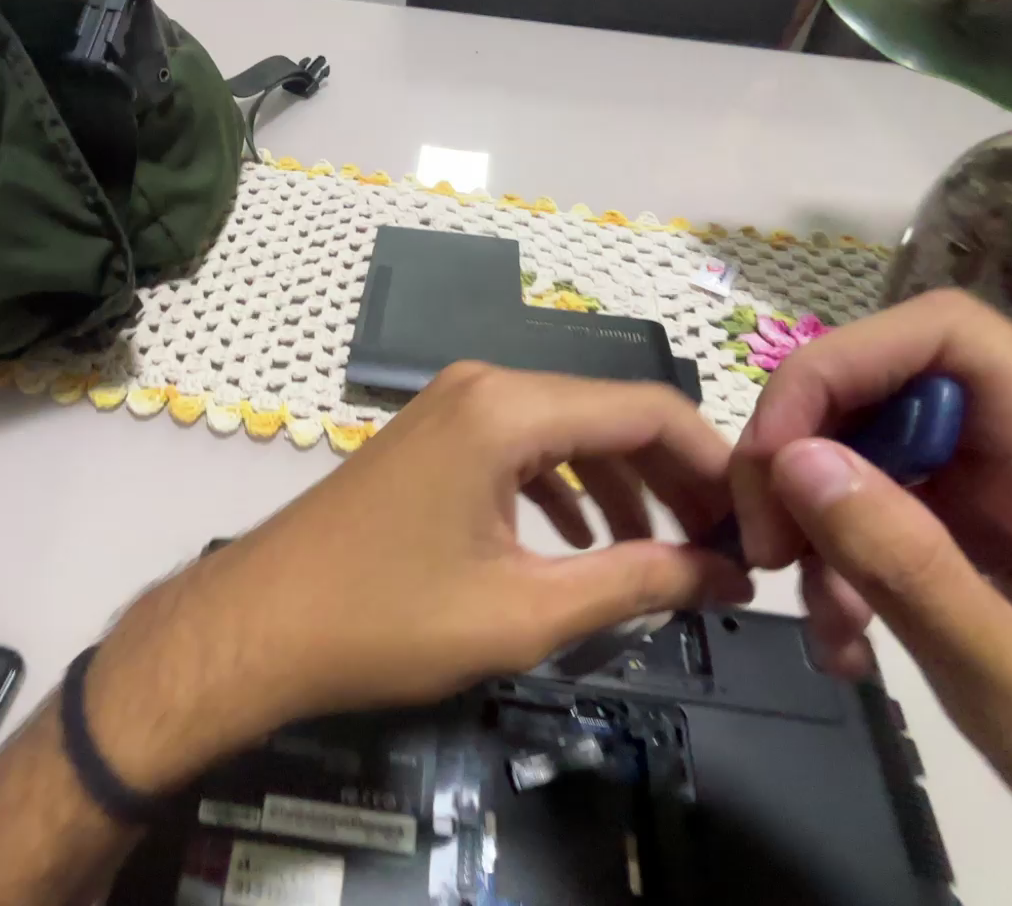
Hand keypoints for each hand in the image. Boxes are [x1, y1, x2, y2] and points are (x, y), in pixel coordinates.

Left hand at [83, 363, 750, 796]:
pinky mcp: (430, 438)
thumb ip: (635, 583)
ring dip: (616, 490)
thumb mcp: (524, 611)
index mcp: (510, 408)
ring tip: (658, 557)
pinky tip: (580, 546)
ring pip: (563, 435)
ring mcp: (450, 407)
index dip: (714, 466)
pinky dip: (560, 492)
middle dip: (669, 481)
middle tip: (718, 552)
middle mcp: (483, 386)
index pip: (648, 410)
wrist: (258, 624)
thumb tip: (724, 578)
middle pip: (607, 417)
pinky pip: (518, 451)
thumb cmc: (387, 619)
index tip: (753, 527)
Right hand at [730, 290, 1011, 905]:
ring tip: (820, 617)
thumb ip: (910, 572)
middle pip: (896, 382)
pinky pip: (907, 496)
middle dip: (804, 452)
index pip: (944, 336)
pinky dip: (856, 550)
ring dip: (823, 515)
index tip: (768, 464)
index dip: (831, 370)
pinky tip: (852, 629)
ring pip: (885, 442)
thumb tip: (793, 458)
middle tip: (765, 549)